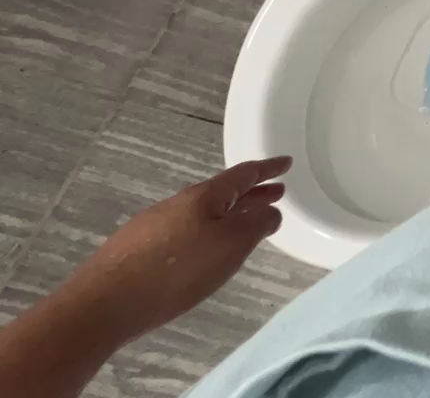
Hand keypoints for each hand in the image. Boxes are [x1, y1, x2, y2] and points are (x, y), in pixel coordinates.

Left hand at [62, 156, 290, 341]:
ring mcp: (145, 230)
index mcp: (203, 196)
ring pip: (197, 215)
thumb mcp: (234, 243)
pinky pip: (177, 234)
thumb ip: (260, 222)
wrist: (93, 314)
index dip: (268, 168)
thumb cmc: (176, 271)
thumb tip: (267, 212)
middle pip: (220, 194)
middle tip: (274, 195)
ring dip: (224, 216)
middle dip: (250, 194)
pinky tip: (198, 254)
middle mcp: (174, 205)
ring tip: (240, 229)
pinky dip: (200, 234)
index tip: (287, 163)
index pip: (244, 174)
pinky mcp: (127, 255)